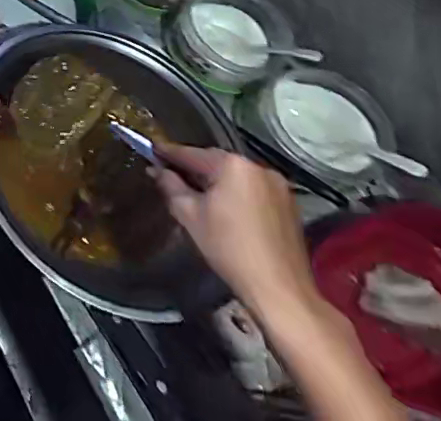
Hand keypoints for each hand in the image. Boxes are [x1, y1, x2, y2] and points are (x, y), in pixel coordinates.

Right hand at [151, 143, 316, 309]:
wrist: (280, 290)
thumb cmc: (229, 249)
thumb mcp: (190, 216)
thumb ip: (170, 186)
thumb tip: (157, 170)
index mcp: (233, 165)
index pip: (192, 154)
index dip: (168, 153)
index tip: (151, 149)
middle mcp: (258, 167)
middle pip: (215, 162)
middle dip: (193, 169)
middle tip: (170, 175)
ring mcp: (277, 186)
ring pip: (235, 176)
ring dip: (215, 182)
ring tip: (196, 194)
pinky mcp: (288, 204)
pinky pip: (252, 189)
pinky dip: (236, 193)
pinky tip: (225, 209)